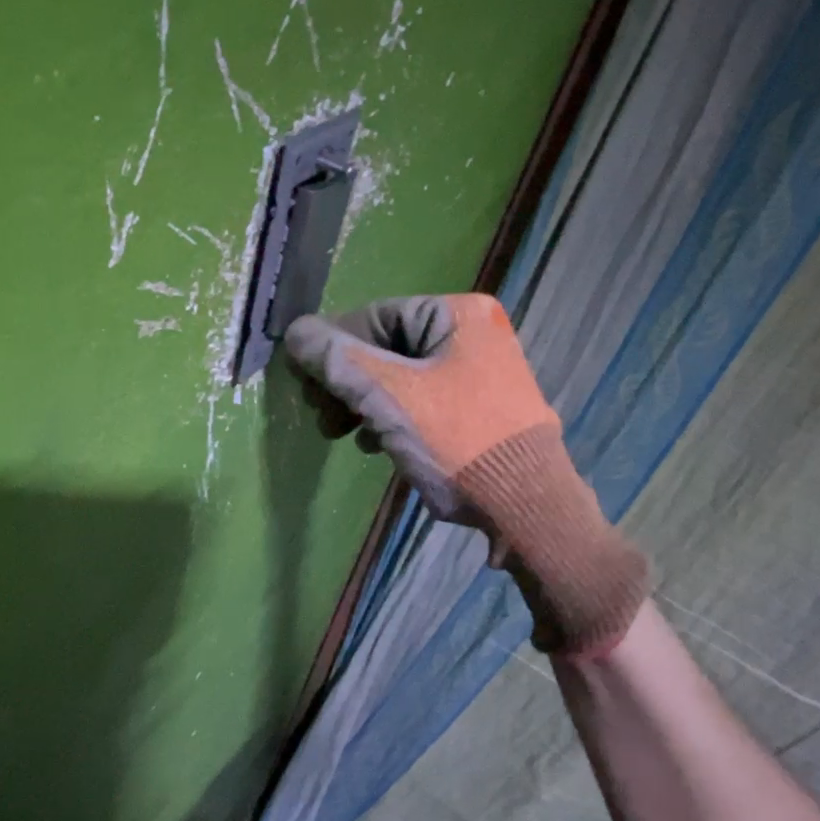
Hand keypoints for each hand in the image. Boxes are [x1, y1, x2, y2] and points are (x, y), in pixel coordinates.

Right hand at [283, 294, 648, 656]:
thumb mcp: (388, 397)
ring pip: (399, 376)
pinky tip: (373, 443)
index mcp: (459, 314)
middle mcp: (474, 332)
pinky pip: (420, 399)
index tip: (305, 384)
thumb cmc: (457, 442)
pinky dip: (390, 416)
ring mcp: (480, 370)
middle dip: (347, 381)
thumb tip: (294, 332)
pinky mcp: (479, 406)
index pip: (375, 316)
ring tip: (341, 433)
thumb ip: (337, 360)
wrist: (525, 506)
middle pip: (386, 346)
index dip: (333, 347)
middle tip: (321, 415)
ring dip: (362, 402)